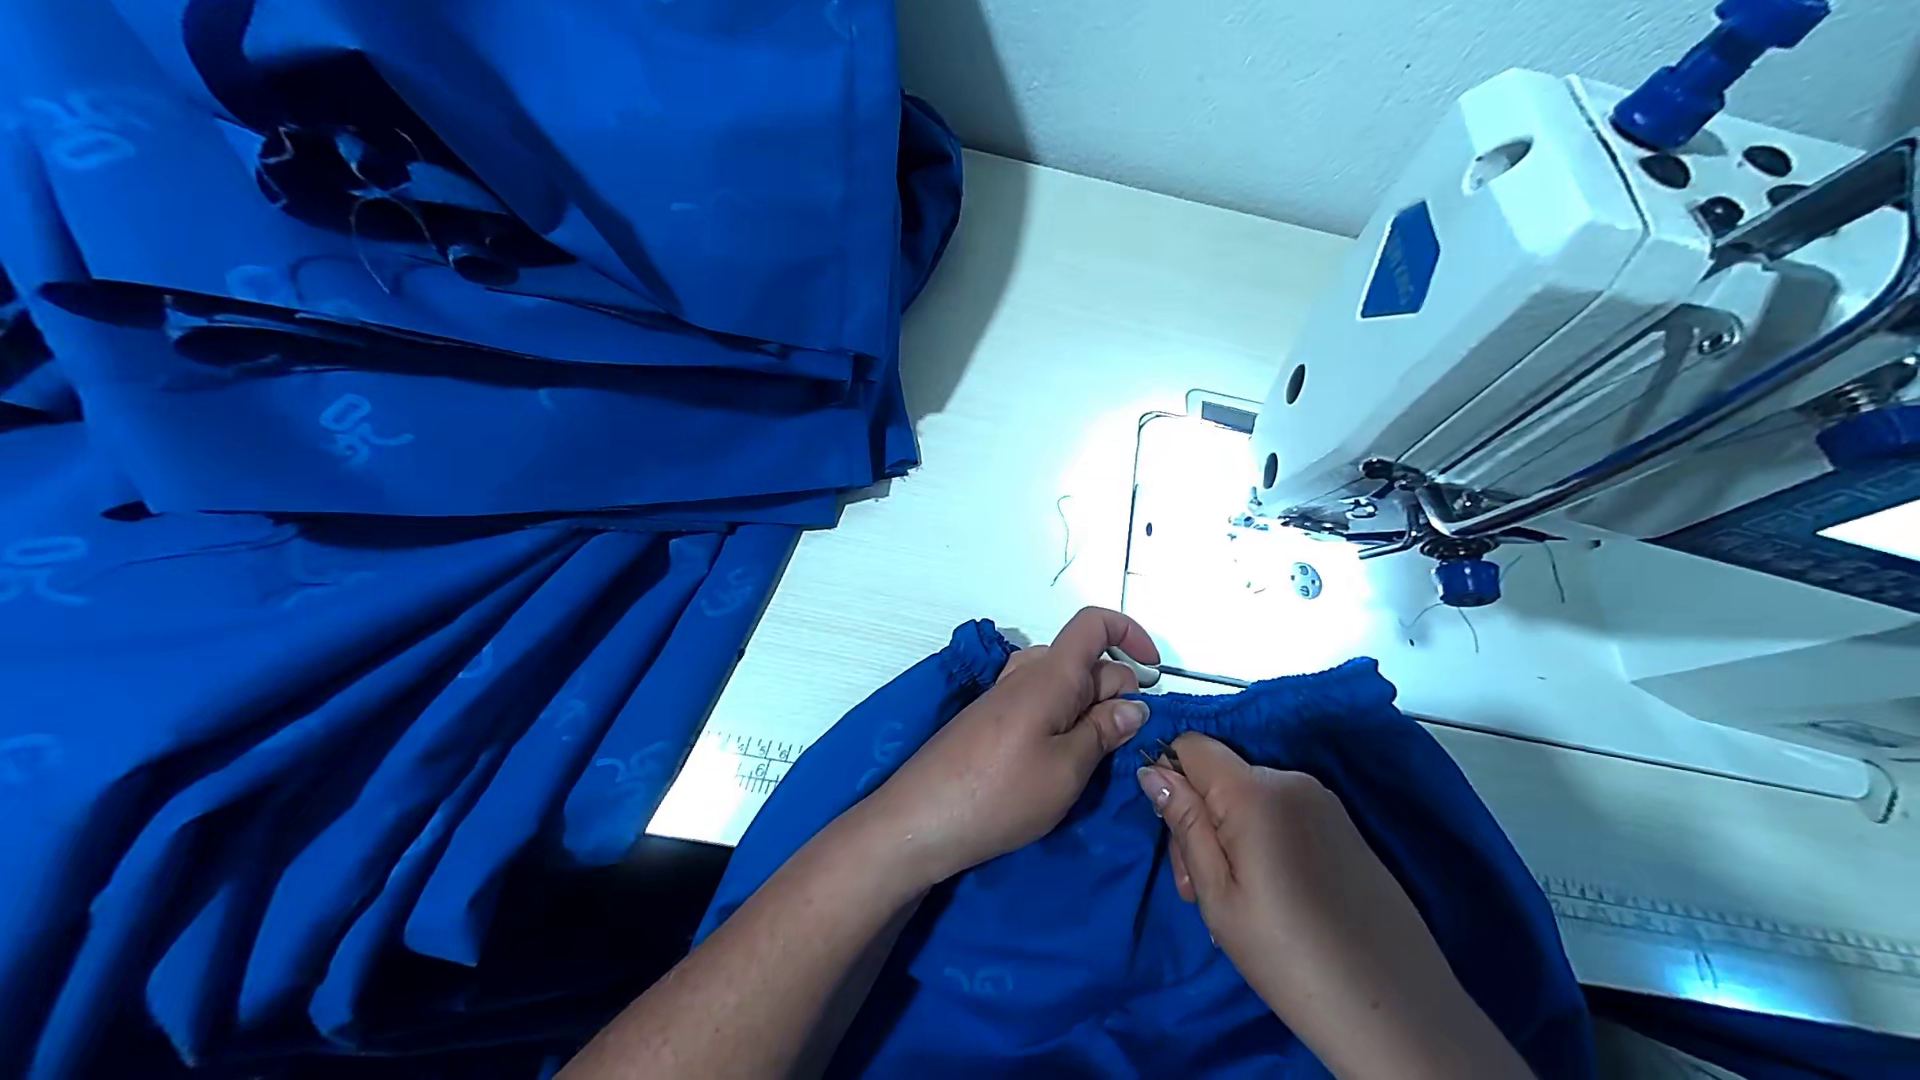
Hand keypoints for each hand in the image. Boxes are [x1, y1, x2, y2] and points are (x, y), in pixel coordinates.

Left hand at [855, 607, 1159, 889]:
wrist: (920, 820)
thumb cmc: (999, 795)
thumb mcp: (1067, 771)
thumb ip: (1103, 731)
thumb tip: (1133, 705)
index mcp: (1049, 675)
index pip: (1093, 623)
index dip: (1129, 633)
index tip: (1154, 671)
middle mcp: (1025, 674)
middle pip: (1085, 661)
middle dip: (1115, 692)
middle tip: (1119, 745)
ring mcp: (1004, 696)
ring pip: (1063, 684)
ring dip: (1088, 710)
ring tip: (1090, 758)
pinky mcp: (990, 720)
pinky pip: (1039, 703)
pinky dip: (1062, 720)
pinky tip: (1059, 761)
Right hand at [1137, 735, 1534, 1079]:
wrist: (1400, 1014)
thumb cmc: (1289, 957)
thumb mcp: (1217, 894)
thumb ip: (1184, 823)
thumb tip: (1150, 770)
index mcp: (1255, 791)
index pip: (1190, 744)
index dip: (1170, 776)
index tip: (1173, 831)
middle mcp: (1291, 780)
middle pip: (1218, 775)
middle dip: (1199, 819)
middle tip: (1200, 888)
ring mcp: (1324, 801)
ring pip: (1247, 796)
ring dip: (1230, 834)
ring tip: (1239, 901)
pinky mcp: (1344, 825)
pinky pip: (1281, 811)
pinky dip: (1262, 839)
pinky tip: (1274, 894)